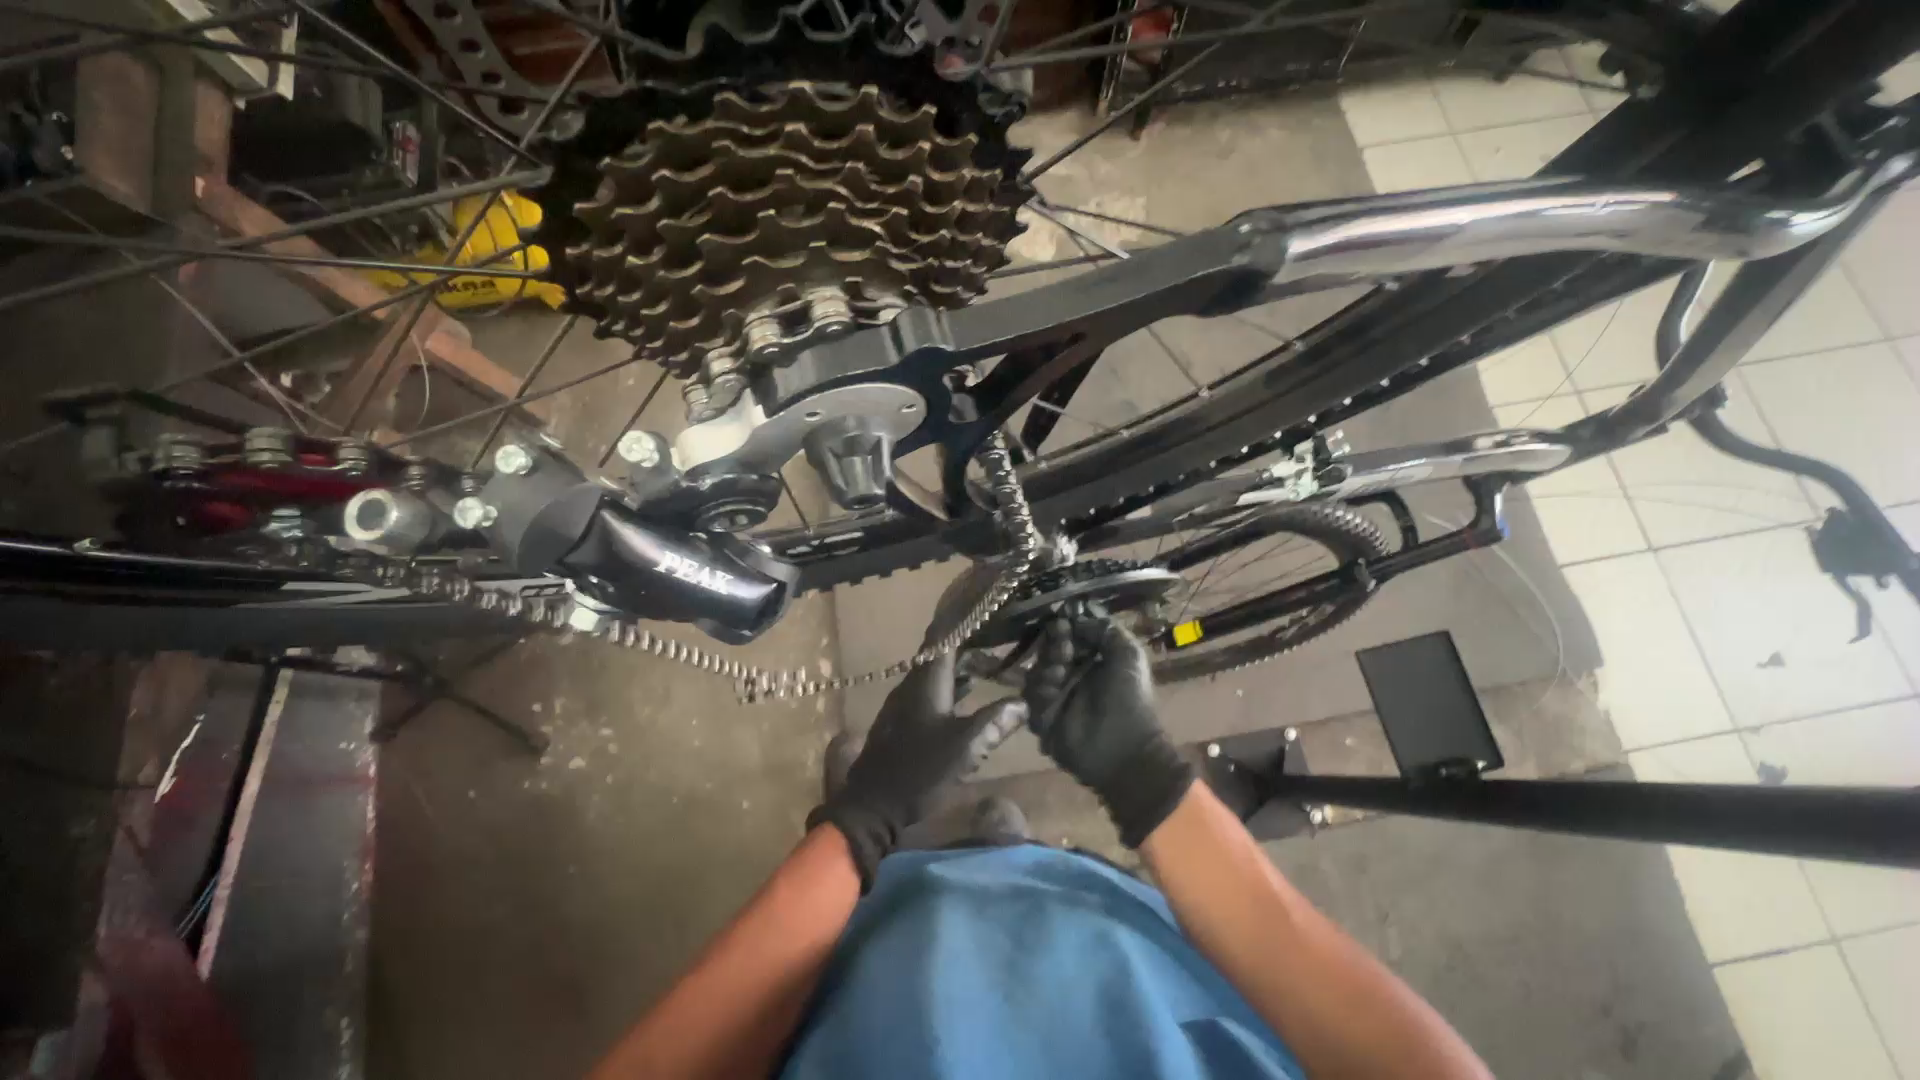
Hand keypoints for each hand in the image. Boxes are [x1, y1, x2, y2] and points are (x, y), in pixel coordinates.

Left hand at [809, 567, 1027, 889]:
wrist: (871, 807)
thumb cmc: (918, 772)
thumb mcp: (966, 747)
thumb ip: (996, 720)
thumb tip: (1023, 702)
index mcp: (927, 680)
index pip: (946, 630)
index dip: (964, 605)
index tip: (982, 583)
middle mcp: (912, 683)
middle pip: (943, 646)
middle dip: (970, 630)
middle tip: (999, 620)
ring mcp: (905, 703)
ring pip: (938, 669)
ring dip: (964, 658)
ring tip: (993, 652)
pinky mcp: (903, 722)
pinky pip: (934, 688)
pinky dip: (956, 679)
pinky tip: (972, 690)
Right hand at [1023, 616, 1194, 846]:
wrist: (1125, 749)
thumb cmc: (1131, 699)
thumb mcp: (1129, 655)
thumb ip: (1106, 630)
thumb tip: (1078, 617)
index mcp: (1093, 660)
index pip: (1068, 635)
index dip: (1064, 627)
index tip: (1063, 623)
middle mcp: (1072, 675)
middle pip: (1047, 651)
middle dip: (1053, 646)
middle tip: (1064, 651)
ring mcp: (1056, 698)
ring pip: (1035, 672)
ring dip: (1046, 669)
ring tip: (1060, 675)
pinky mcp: (1043, 719)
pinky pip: (1029, 699)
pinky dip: (1039, 694)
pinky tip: (1053, 694)